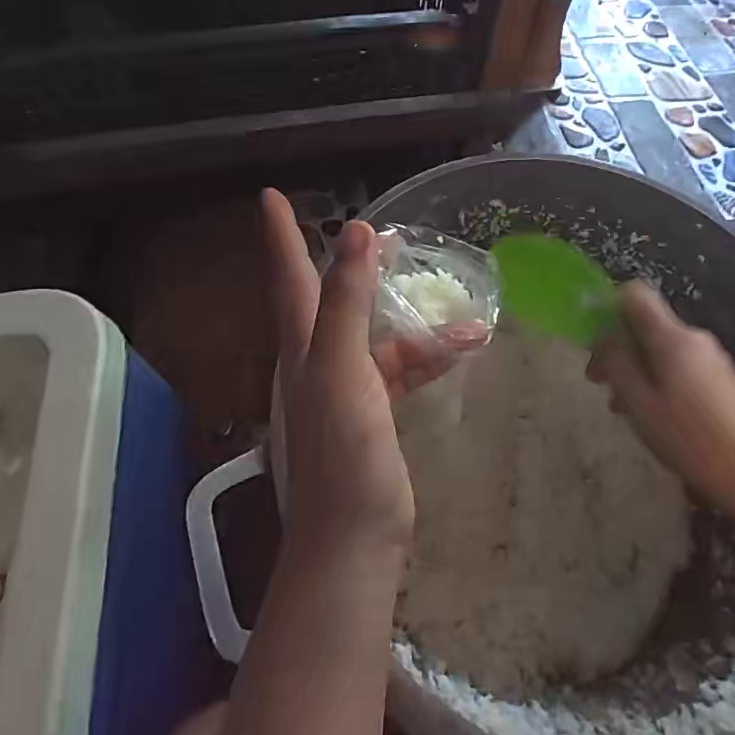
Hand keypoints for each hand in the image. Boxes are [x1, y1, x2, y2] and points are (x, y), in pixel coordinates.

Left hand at [261, 189, 415, 552]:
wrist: (352, 539)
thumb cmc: (342, 454)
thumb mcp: (343, 370)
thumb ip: (347, 302)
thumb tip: (356, 232)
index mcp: (302, 346)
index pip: (288, 275)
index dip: (280, 233)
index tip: (270, 195)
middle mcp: (316, 361)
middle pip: (330, 296)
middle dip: (349, 261)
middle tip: (380, 232)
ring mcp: (345, 388)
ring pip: (375, 332)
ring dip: (408, 313)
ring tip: (450, 292)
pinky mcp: (371, 413)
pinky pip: (399, 368)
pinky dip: (427, 355)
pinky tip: (463, 347)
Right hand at [588, 282, 734, 521]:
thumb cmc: (691, 441)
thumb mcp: (640, 405)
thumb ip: (617, 365)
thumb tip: (602, 337)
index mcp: (673, 338)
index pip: (635, 294)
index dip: (608, 306)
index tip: (593, 339)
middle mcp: (694, 338)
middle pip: (646, 324)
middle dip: (618, 348)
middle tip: (599, 384)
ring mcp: (711, 358)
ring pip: (660, 348)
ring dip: (636, 369)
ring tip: (623, 408)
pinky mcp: (721, 379)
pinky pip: (678, 364)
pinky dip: (657, 379)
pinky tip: (653, 415)